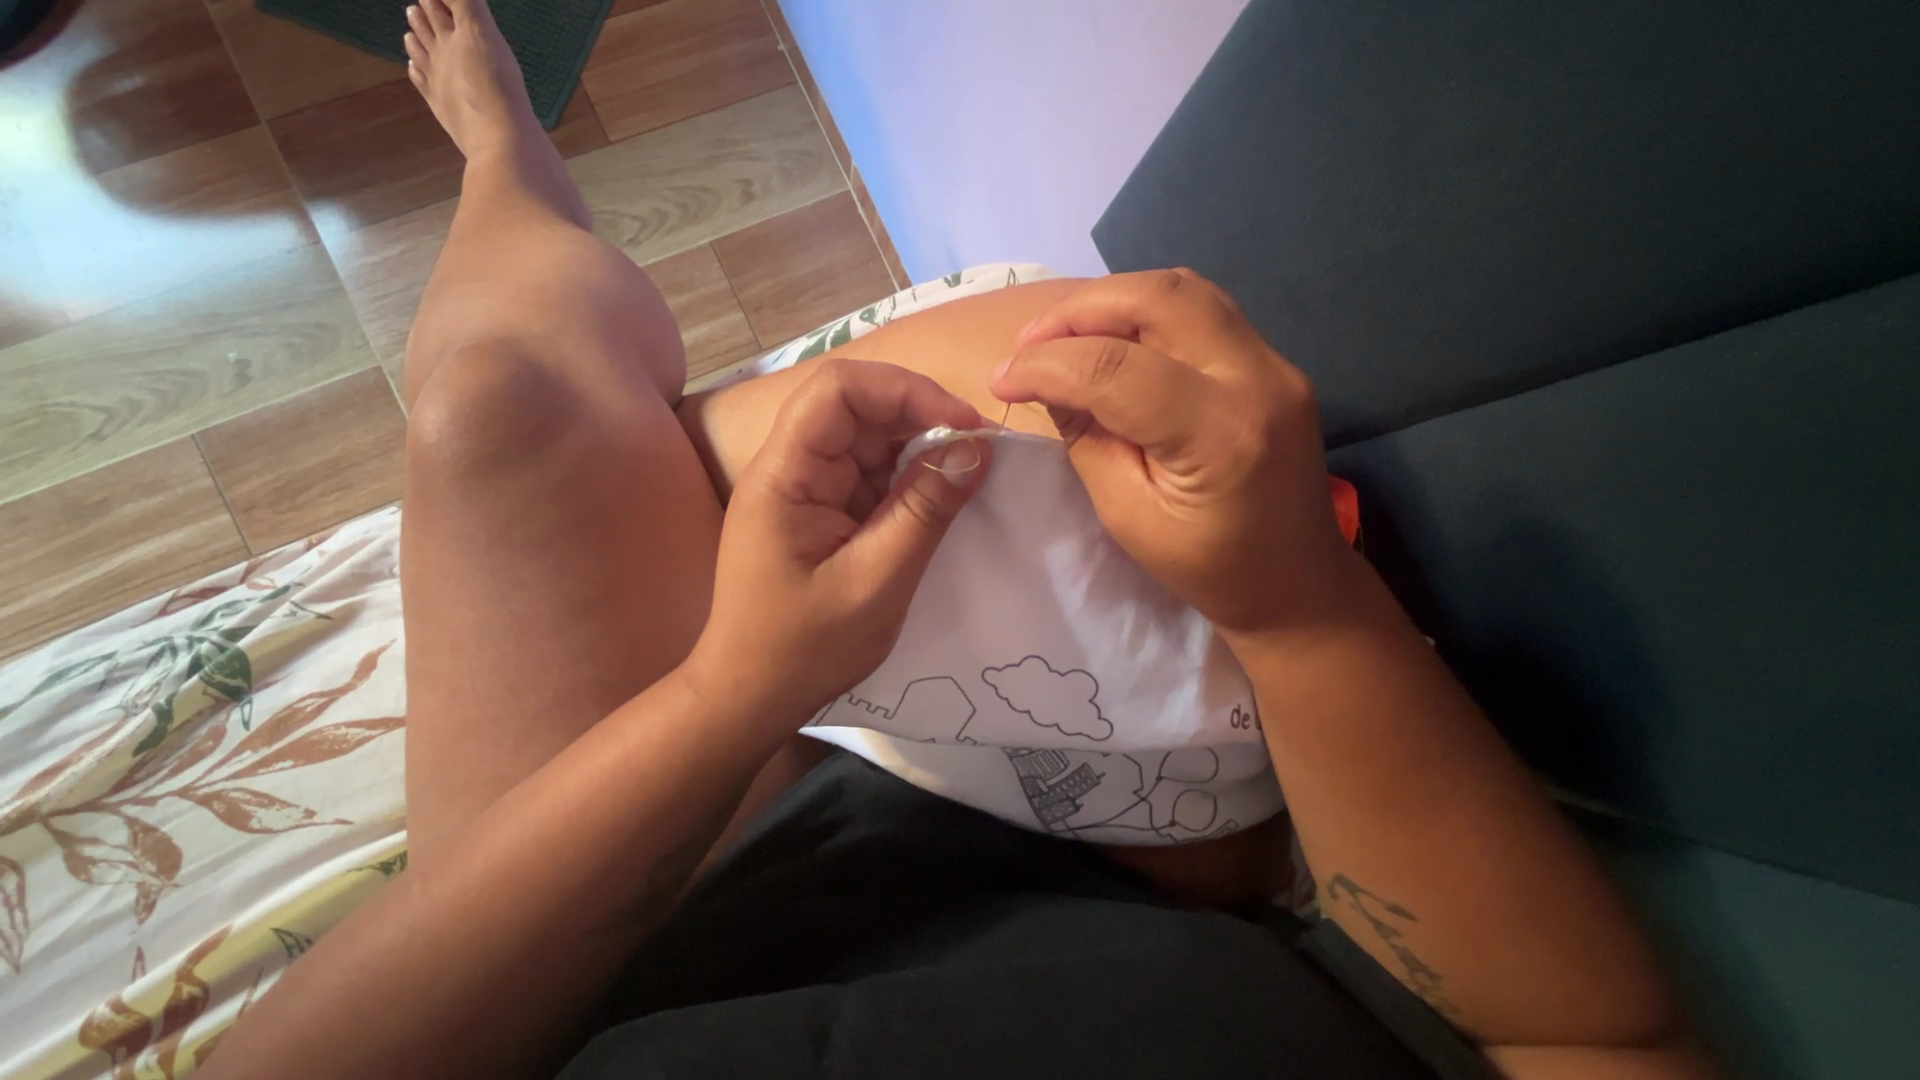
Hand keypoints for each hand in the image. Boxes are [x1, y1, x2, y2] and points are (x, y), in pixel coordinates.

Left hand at [685, 358, 991, 722]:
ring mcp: (809, 487)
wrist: (754, 695)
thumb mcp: (876, 582)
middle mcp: (792, 467)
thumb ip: (925, 511)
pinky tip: (944, 496)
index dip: (906, 390)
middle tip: (982, 449)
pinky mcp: (826, 509)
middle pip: (858, 406)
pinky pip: (874, 474)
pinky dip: (912, 478)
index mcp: (785, 474)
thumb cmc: (806, 647)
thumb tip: (979, 448)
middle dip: (923, 416)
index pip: (839, 391)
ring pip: (871, 438)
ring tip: (973, 473)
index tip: (964, 425)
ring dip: (922, 447)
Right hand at [991, 269, 1355, 634]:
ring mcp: (1275, 363)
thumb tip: (1047, 381)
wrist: (1295, 582)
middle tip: (1029, 341)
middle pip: (1160, 297)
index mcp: (1219, 434)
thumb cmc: (1207, 567)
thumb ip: (1086, 439)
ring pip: (1184, 290)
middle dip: (1079, 308)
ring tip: (1061, 335)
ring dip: (1112, 302)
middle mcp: (1256, 378)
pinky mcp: (1274, 363)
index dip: (1046, 364)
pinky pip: (1202, 312)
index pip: (1116, 368)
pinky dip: (1145, 314)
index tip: (1002, 378)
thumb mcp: (1127, 514)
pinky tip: (1111, 341)